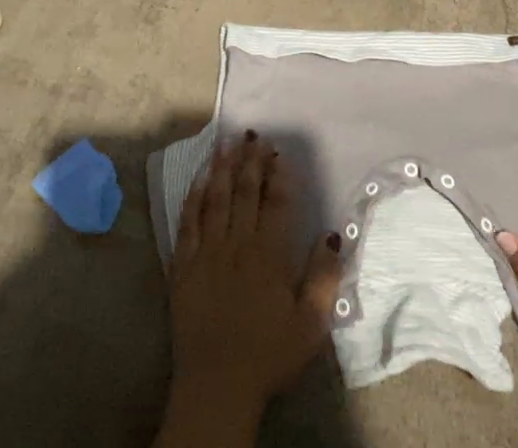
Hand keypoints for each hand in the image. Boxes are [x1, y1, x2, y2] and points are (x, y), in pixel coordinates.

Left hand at [155, 132, 341, 446]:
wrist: (216, 383)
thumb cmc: (268, 355)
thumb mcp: (310, 324)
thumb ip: (324, 277)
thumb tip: (334, 234)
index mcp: (269, 256)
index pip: (276, 205)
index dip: (279, 175)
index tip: (280, 151)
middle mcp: (236, 245)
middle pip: (245, 193)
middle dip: (251, 161)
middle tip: (254, 134)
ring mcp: (206, 252)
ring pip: (215, 199)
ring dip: (222, 168)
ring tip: (227, 142)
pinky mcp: (183, 265)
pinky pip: (188, 221)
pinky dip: (194, 196)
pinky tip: (200, 179)